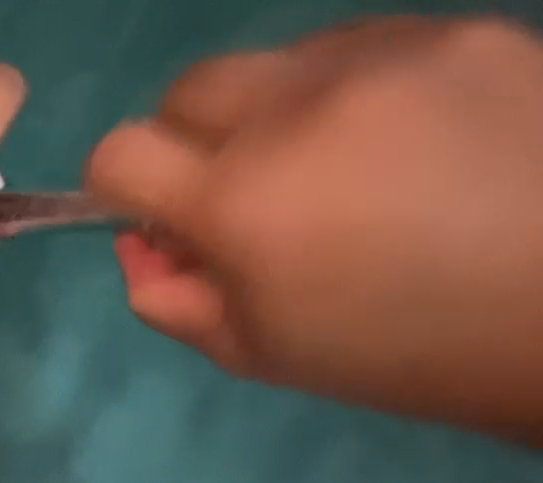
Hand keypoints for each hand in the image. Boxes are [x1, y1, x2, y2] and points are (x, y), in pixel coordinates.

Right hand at [85, 17, 542, 441]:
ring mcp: (390, 61)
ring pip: (274, 60)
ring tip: (328, 162)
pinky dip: (347, 88)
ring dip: (270, 108)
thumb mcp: (243, 347)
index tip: (150, 210)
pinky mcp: (468, 33)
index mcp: (236, 200)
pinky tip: (393, 138)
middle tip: (234, 186)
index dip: (116, 184)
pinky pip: (360, 45)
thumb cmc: (390, 347)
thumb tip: (138, 236)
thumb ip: (161, 291)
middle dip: (187, 136)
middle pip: (188, 89)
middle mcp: (300, 112)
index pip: (118, 152)